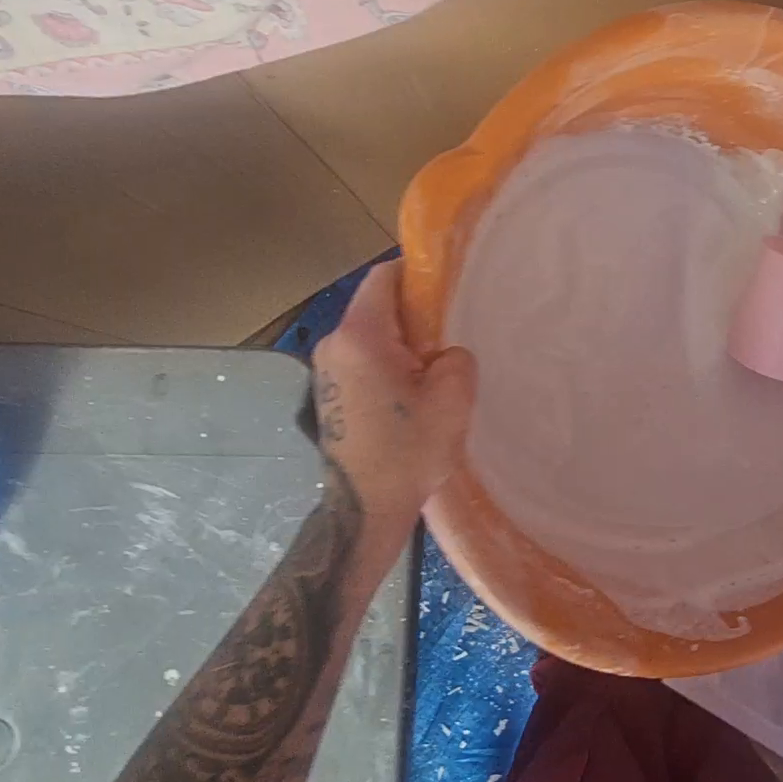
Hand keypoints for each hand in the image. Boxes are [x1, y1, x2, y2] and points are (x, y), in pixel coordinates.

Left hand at [310, 260, 476, 520]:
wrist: (366, 508)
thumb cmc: (408, 451)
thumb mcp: (453, 398)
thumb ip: (455, 357)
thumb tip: (443, 353)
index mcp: (359, 337)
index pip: (383, 278)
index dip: (417, 274)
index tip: (449, 286)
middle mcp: (333, 344)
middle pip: (377, 305)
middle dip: (416, 313)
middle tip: (453, 332)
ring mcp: (327, 369)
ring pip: (372, 334)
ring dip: (405, 342)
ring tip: (438, 365)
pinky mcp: (331, 391)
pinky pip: (364, 358)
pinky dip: (390, 361)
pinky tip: (416, 388)